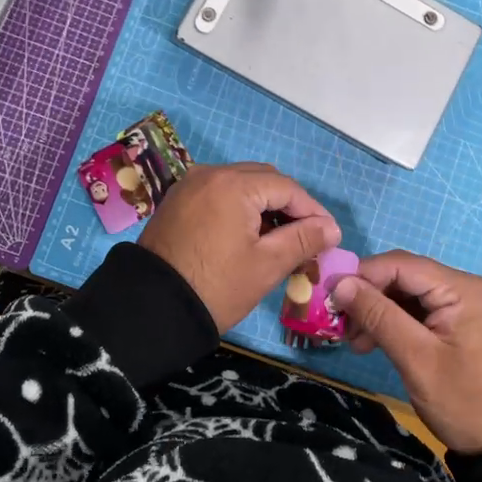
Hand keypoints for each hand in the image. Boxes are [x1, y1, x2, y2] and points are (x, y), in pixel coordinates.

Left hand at [139, 163, 340, 331]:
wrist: (151, 309)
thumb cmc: (215, 287)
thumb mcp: (266, 265)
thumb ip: (302, 239)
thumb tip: (331, 227)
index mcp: (233, 184)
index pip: (286, 187)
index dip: (312, 210)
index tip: (330, 235)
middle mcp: (210, 173)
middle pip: (263, 179)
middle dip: (288, 205)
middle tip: (307, 237)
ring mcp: (190, 185)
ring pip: (240, 184)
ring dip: (263, 205)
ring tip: (280, 239)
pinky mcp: (178, 200)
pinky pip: (218, 193)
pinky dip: (238, 207)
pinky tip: (249, 235)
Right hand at [332, 251, 481, 454]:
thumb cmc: (464, 402)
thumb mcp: (416, 359)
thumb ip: (378, 315)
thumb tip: (341, 283)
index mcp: (461, 288)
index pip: (401, 264)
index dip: (363, 276)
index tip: (331, 298)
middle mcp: (465, 288)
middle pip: (405, 278)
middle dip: (370, 297)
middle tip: (342, 326)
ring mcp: (466, 307)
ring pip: (410, 295)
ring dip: (380, 313)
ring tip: (357, 342)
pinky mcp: (462, 325)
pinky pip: (422, 312)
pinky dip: (397, 324)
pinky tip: (377, 343)